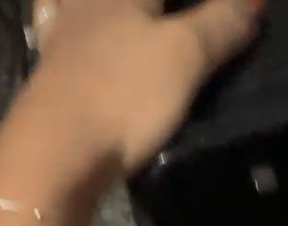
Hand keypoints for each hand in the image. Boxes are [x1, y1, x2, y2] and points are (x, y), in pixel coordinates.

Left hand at [19, 0, 263, 174]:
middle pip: (130, 0)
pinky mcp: (51, 70)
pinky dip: (65, 18)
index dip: (210, 4)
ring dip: (104, 9)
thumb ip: (221, 23)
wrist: (59, 149)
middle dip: (164, 8)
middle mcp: (88, 1)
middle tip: (183, 16)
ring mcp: (64, 33)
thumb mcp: (185, 56)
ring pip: (88, 7)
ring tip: (126, 16)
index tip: (236, 11)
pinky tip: (66, 21)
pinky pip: (59, 27)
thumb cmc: (126, 93)